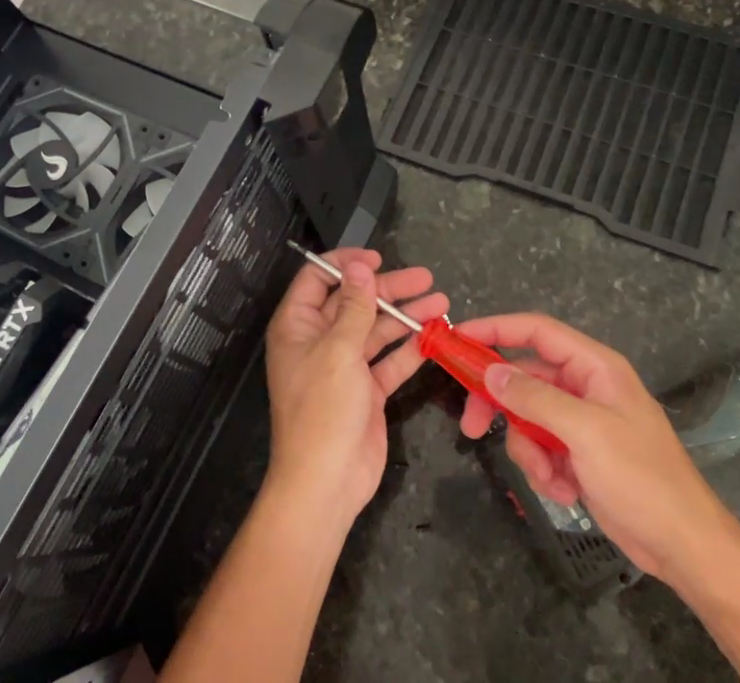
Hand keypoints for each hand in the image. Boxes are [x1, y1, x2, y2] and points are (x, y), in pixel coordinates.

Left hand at [262, 249, 444, 529]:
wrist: (326, 480)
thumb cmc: (322, 409)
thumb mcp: (338, 351)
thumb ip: (354, 307)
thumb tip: (360, 267)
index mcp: (298, 326)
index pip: (318, 280)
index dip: (345, 264)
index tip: (378, 258)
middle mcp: (319, 341)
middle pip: (354, 302)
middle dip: (388, 289)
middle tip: (425, 278)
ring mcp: (344, 367)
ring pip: (377, 331)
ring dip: (406, 316)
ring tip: (442, 301)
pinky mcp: (367, 390)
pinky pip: (390, 361)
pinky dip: (411, 348)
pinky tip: (437, 335)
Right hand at [455, 313, 731, 583]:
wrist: (681, 543)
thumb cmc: (640, 477)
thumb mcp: (585, 432)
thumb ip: (534, 398)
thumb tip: (490, 372)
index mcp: (595, 368)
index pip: (537, 332)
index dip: (496, 328)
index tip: (457, 337)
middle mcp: (586, 387)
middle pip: (524, 378)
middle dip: (500, 406)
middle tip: (471, 427)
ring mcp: (582, 422)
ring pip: (527, 419)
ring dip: (529, 451)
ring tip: (551, 478)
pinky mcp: (579, 454)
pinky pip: (541, 449)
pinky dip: (545, 471)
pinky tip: (567, 491)